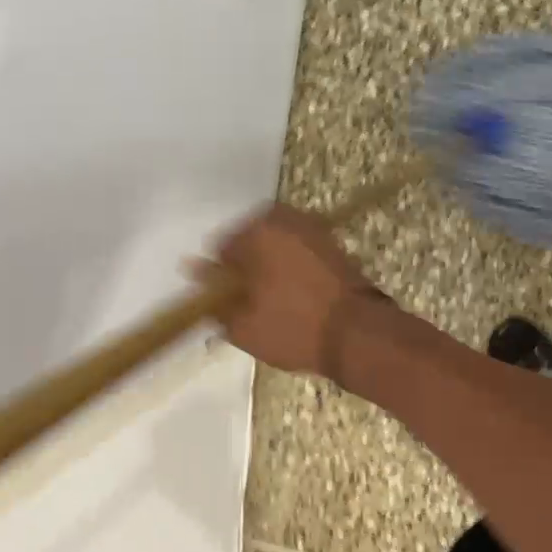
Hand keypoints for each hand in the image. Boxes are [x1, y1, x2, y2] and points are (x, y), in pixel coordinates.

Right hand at [194, 203, 373, 378]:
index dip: (220, 277)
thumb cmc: (291, 326)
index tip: (228, 302)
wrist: (356, 333)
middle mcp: (285, 218)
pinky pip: (300, 250)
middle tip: (250, 301)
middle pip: (251, 240)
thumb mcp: (239, 325)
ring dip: (270, 264)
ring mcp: (314, 228)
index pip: (221, 248)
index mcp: (256, 229)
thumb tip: (195, 273)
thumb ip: (212, 298)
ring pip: (277, 244)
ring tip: (272, 301)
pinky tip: (294, 294)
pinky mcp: (334, 244)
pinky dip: (292, 267)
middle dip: (247, 265)